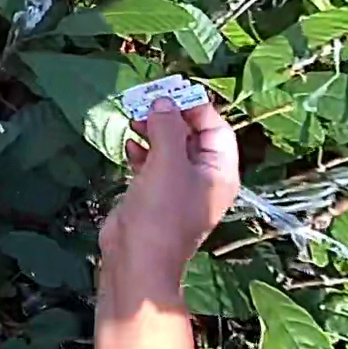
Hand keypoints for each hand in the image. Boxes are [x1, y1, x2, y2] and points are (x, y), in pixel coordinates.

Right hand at [101, 96, 238, 292]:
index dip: (195, 108)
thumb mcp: (166, 164)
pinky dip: (140, 150)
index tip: (168, 91)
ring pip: (168, 148)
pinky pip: (150, 163)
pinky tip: (128, 146)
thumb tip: (163, 101)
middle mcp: (201, 177)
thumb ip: (166, 129)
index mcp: (219, 171)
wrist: (137, 256)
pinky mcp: (151, 194)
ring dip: (152, 131)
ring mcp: (175, 186)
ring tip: (133, 121)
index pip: (215, 129)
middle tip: (144, 104)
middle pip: (190, 136)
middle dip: (169, 118)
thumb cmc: (160, 211)